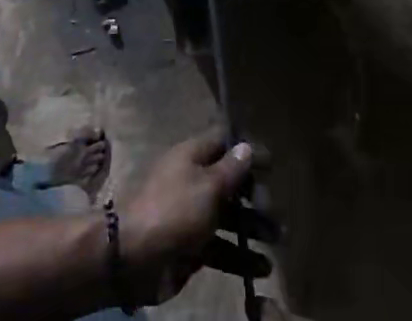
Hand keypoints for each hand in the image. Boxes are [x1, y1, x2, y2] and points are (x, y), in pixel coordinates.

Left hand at [116, 129, 260, 303]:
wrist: (132, 258)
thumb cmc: (173, 210)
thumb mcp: (208, 186)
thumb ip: (231, 169)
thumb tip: (246, 146)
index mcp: (192, 157)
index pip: (224, 144)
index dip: (248, 150)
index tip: (272, 163)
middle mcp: (193, 182)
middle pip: (231, 182)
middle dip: (255, 194)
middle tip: (276, 209)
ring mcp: (192, 216)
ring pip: (229, 217)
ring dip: (254, 227)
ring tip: (280, 239)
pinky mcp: (192, 247)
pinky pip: (221, 248)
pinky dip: (241, 257)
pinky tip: (262, 268)